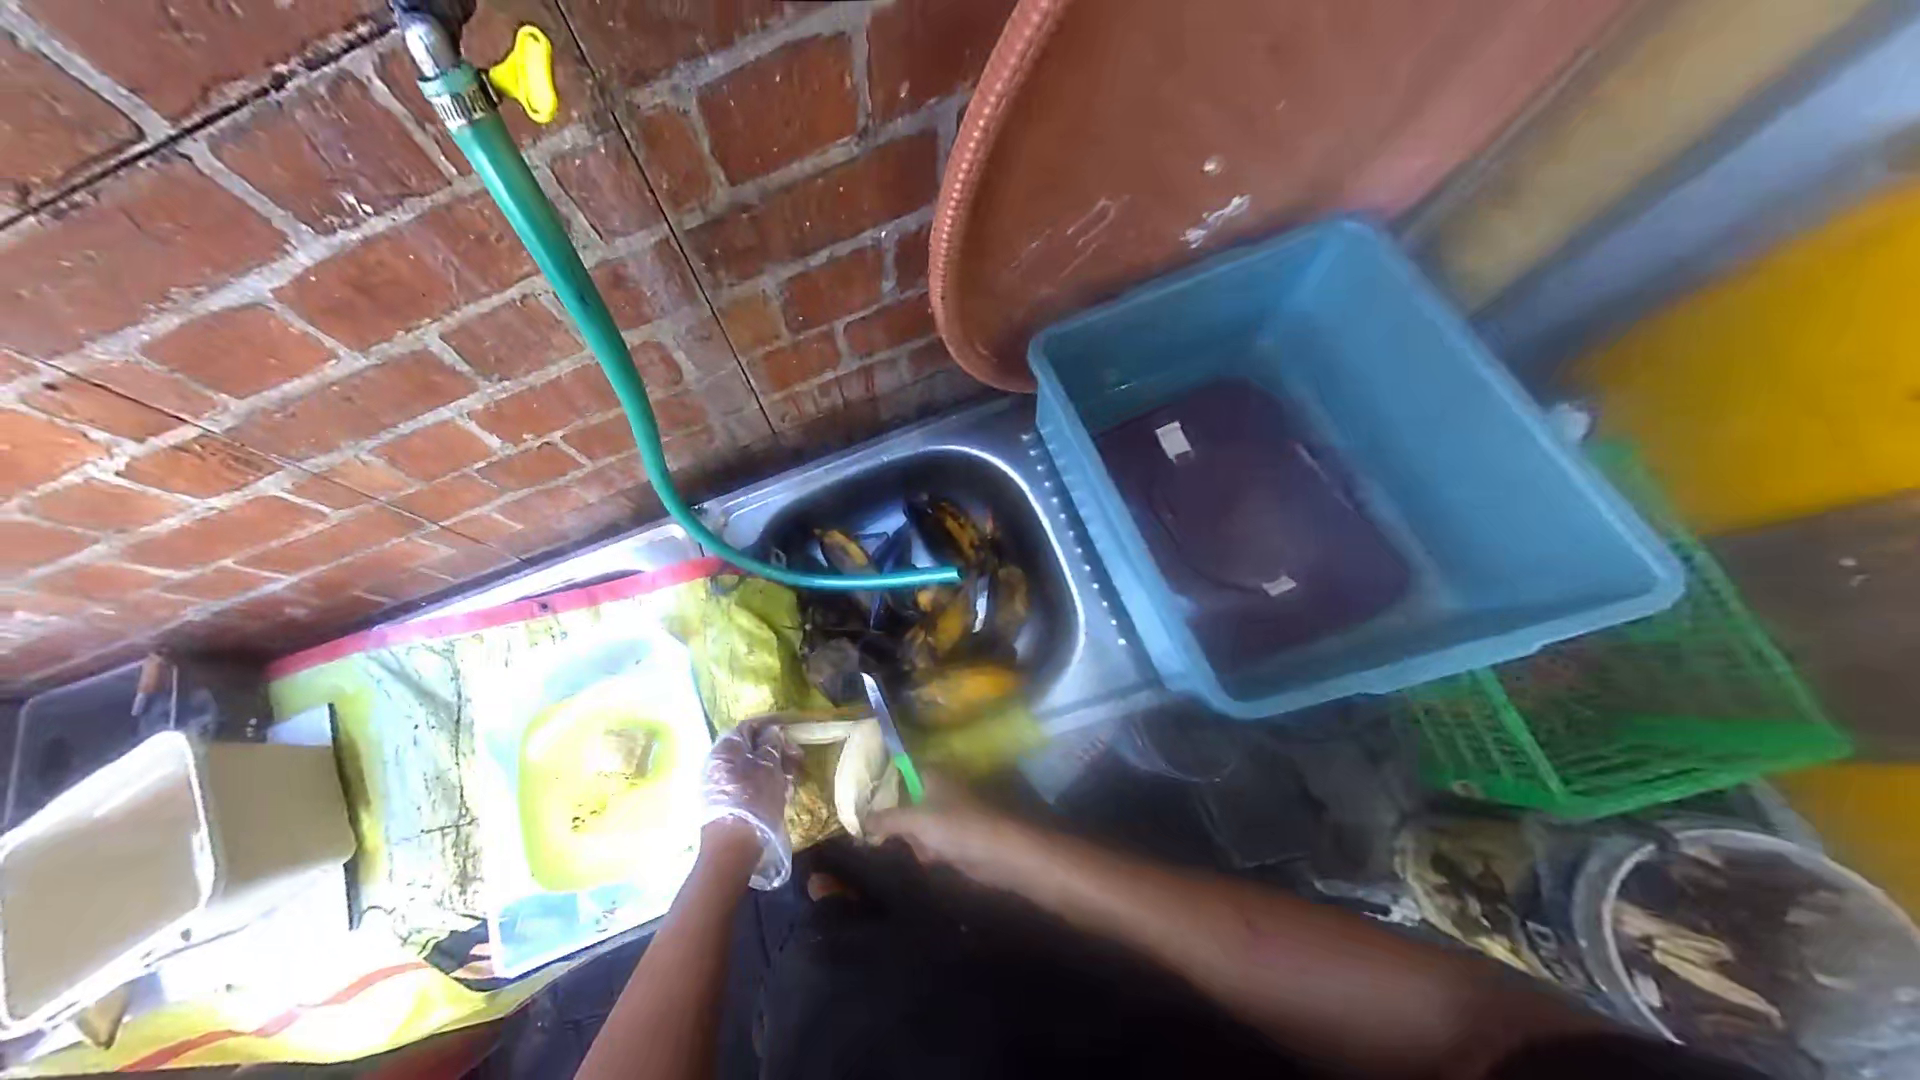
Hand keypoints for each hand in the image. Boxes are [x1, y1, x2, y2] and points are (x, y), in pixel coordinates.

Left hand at [699, 716, 801, 889]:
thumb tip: (773, 731)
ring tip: (791, 780)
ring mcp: (720, 783)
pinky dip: (766, 783)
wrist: (733, 848)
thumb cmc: (753, 800)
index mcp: (725, 748)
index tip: (792, 733)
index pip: (749, 726)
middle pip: (751, 747)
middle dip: (777, 751)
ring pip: (752, 766)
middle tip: (797, 760)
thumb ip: (771, 744)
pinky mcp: (726, 801)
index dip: (772, 726)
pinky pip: (748, 783)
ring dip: (774, 768)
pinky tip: (780, 793)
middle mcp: (719, 762)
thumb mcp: (769, 766)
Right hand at [866, 776, 1033, 883]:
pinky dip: (931, 852)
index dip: (884, 786)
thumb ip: (885, 819)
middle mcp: (939, 790)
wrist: (999, 853)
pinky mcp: (956, 837)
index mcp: (931, 775)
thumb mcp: (914, 820)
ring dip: (916, 841)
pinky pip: (932, 842)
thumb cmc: (956, 826)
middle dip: (899, 823)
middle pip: (905, 803)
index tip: (866, 803)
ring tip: (924, 850)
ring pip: (917, 826)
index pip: (900, 772)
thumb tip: (860, 820)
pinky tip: (935, 859)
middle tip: (890, 836)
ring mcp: (948, 813)